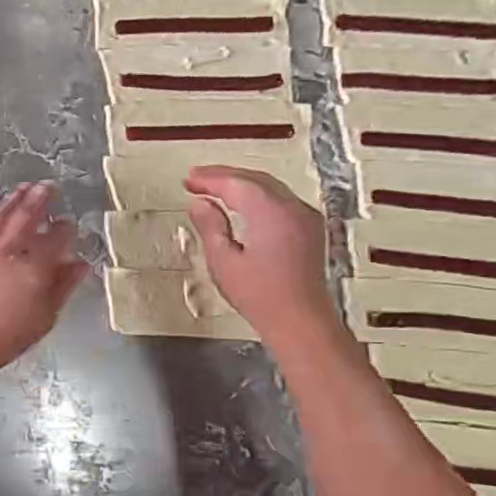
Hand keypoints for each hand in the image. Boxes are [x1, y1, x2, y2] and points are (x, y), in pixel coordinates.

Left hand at [0, 182, 89, 377]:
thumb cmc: (9, 336)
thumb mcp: (46, 315)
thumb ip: (64, 285)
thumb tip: (79, 264)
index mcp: (34, 267)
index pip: (55, 238)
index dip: (65, 227)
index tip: (70, 222)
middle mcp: (7, 252)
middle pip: (25, 217)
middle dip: (39, 199)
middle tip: (48, 186)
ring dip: (11, 200)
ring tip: (21, 189)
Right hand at [183, 165, 341, 346]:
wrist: (298, 318)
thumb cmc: (257, 293)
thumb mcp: (223, 260)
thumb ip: (211, 227)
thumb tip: (200, 204)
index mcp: (271, 214)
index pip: (237, 184)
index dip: (210, 179)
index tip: (188, 179)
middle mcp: (294, 209)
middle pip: (257, 180)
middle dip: (225, 176)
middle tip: (196, 178)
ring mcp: (305, 218)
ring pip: (269, 188)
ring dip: (240, 184)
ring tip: (212, 188)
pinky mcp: (308, 229)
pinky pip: (278, 200)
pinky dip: (254, 195)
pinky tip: (239, 203)